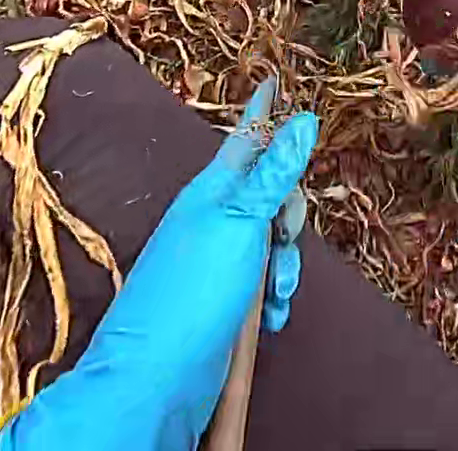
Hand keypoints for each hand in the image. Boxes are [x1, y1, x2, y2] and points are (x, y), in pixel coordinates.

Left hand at [0, 78, 316, 450]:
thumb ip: (274, 172)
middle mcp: (219, 213)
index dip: (264, 108)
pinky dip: (273, 294)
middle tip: (282, 236)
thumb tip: (303, 118)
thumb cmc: (194, 287)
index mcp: (216, 187)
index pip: (248, 134)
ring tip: (275, 293)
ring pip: (273, 238)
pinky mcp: (227, 292)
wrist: (154, 378)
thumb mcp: (241, 221)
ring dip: (284, 264)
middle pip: (272, 190)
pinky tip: (268, 315)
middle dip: (289, 213)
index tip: (275, 78)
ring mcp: (222, 253)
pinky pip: (265, 277)